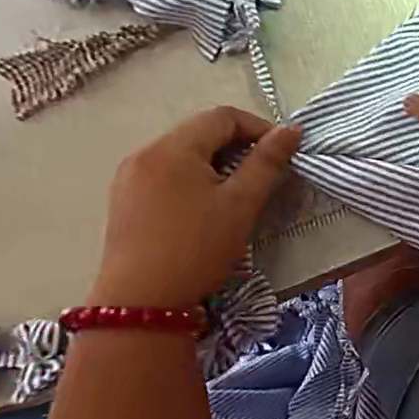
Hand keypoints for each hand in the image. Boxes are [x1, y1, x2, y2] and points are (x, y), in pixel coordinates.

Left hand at [87, 107, 300, 309]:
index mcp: (172, 149)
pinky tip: (209, 204)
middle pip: (201, 130)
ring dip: (219, 160)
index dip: (259, 128)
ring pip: (185, 151)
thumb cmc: (198, 246)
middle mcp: (145, 153)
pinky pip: (168, 170)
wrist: (143, 302)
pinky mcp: (126, 198)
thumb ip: (267, 161)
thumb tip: (292, 130)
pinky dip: (196, 175)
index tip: (282, 154)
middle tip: (265, 172)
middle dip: (239, 144)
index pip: (222, 117)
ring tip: (240, 190)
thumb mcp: (242, 202)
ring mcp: (130, 176)